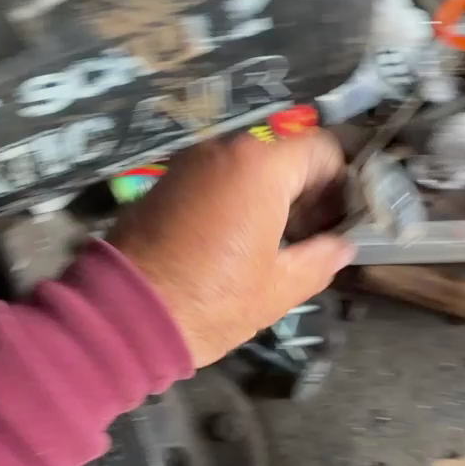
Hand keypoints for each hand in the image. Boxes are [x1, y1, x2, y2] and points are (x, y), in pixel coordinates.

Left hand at [109, 131, 355, 367]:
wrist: (122, 315)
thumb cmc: (210, 301)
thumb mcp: (279, 288)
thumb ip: (322, 258)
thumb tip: (342, 245)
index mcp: (260, 167)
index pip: (323, 150)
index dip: (342, 184)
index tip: (341, 221)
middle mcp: (223, 150)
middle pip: (284, 156)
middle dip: (306, 192)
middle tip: (312, 238)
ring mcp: (188, 164)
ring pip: (248, 167)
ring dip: (270, 197)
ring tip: (273, 245)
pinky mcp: (164, 183)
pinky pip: (215, 180)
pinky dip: (235, 200)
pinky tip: (234, 242)